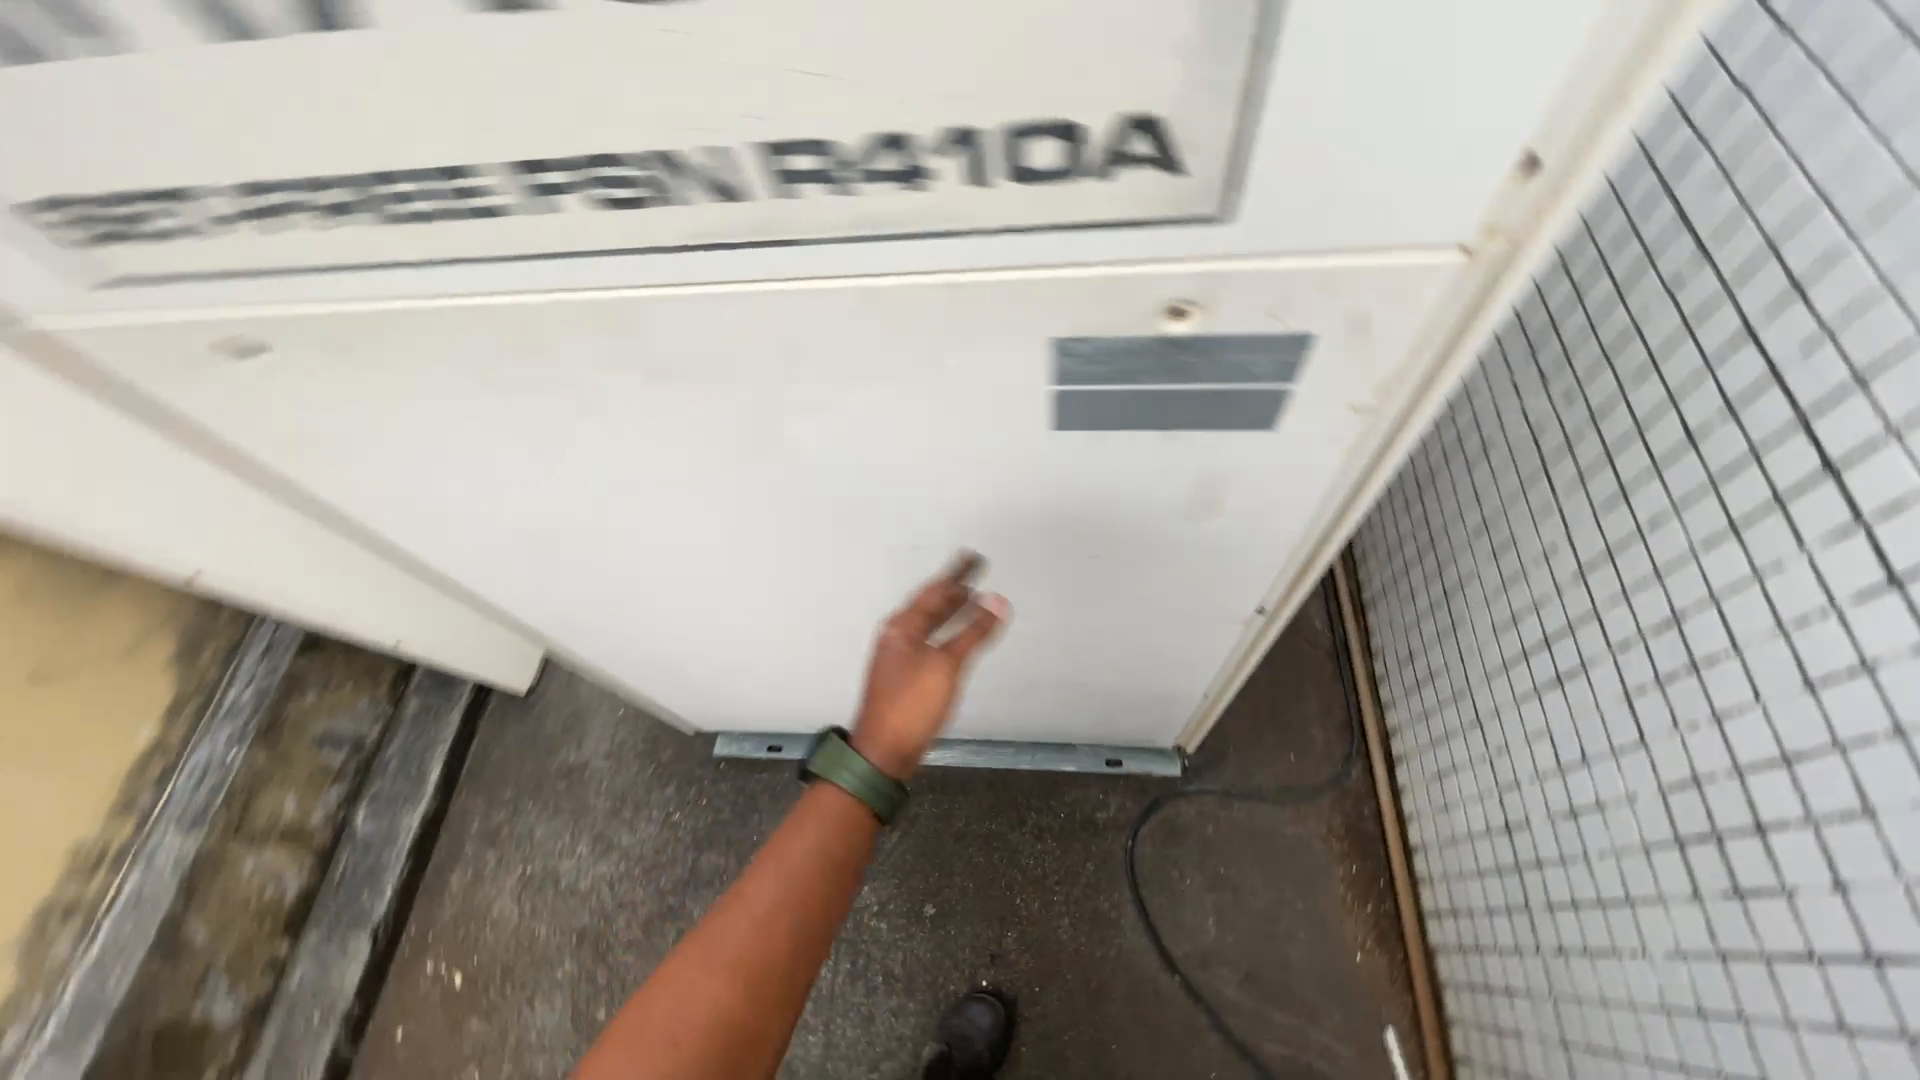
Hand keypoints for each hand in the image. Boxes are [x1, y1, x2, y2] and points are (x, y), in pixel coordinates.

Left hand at [851, 551, 1009, 778]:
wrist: (883, 751)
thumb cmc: (910, 706)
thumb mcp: (946, 665)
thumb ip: (973, 632)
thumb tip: (996, 601)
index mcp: (902, 627)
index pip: (935, 591)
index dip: (956, 574)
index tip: (973, 557)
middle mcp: (897, 637)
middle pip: (930, 605)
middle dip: (953, 590)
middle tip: (974, 574)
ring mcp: (899, 657)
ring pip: (929, 625)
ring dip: (950, 612)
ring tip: (970, 599)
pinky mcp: (906, 677)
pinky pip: (930, 642)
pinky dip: (947, 633)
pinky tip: (956, 639)